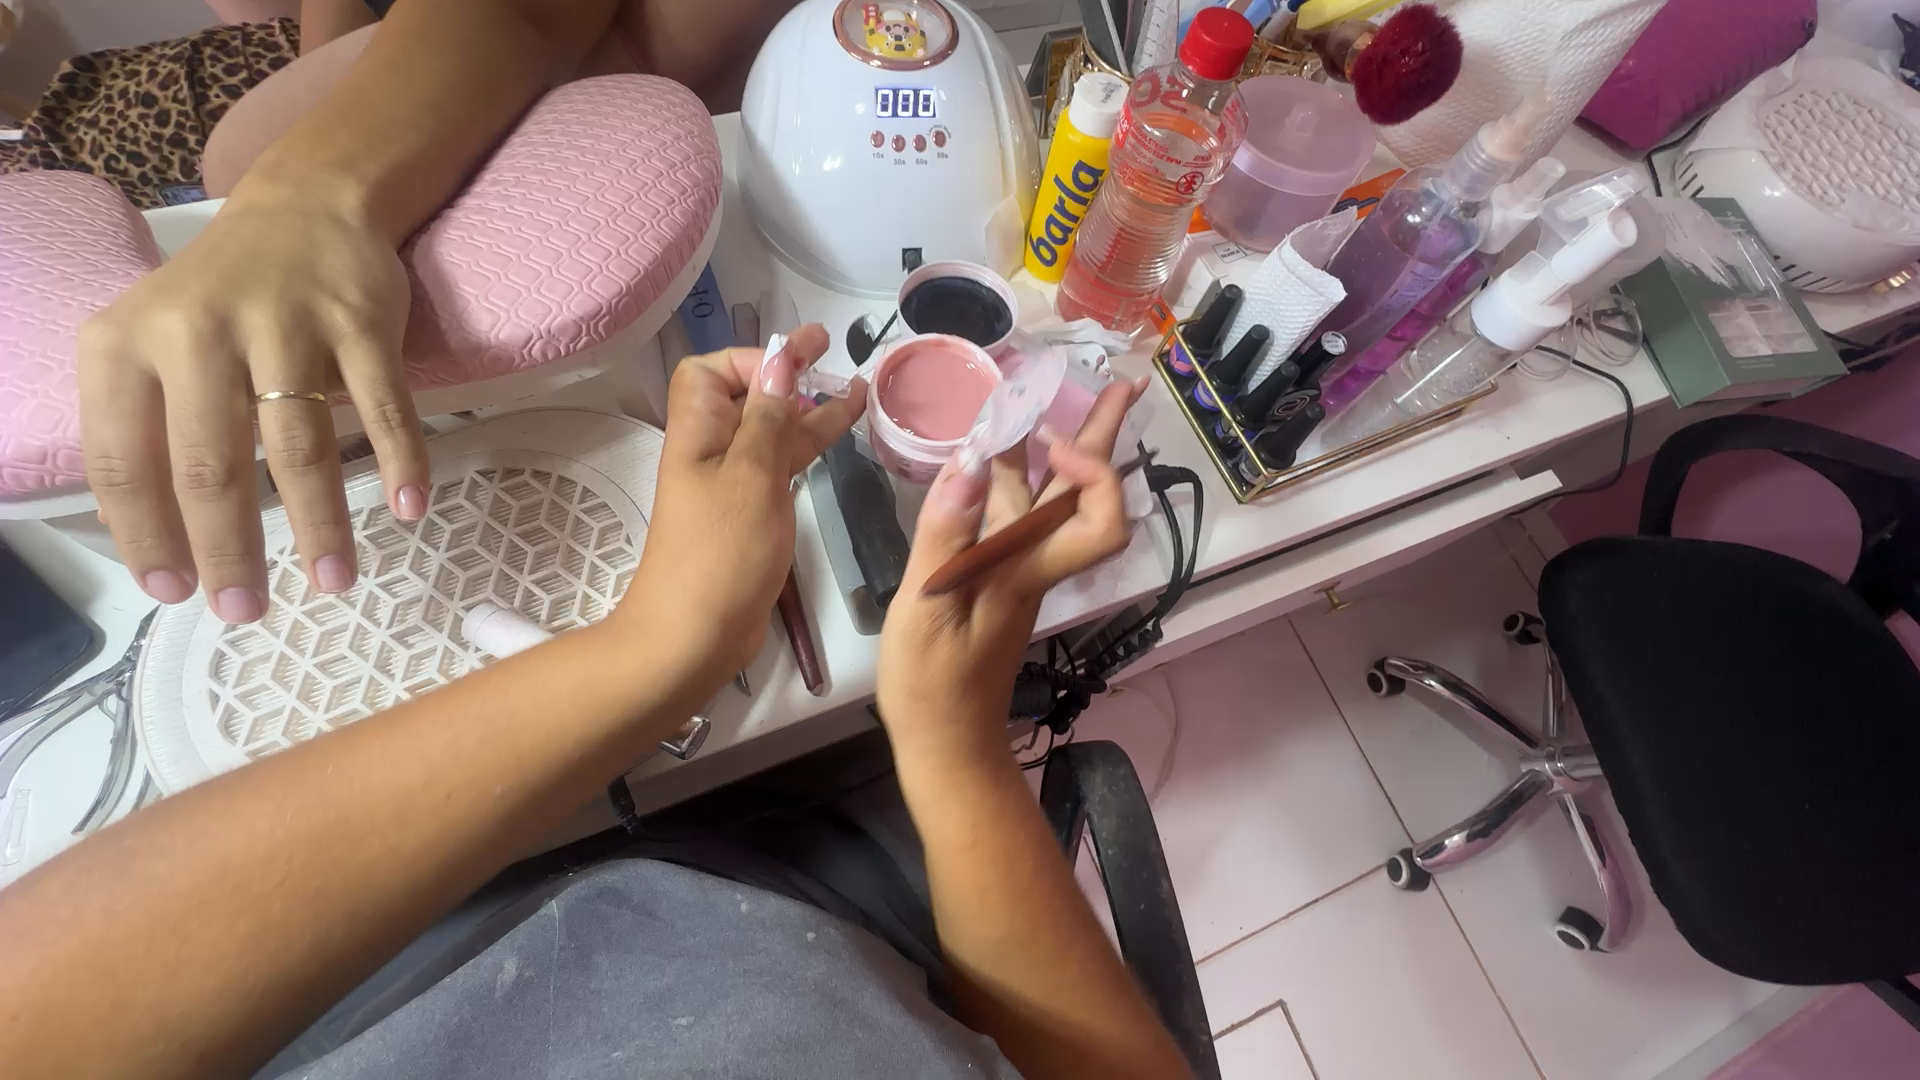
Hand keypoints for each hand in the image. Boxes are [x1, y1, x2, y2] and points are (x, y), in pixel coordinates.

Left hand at [78, 201, 425, 623]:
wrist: (306, 212)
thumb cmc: (232, 293)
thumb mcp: (161, 340)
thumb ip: (160, 417)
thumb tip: (182, 525)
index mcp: (126, 344)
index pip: (124, 458)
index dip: (146, 533)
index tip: (176, 592)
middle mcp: (198, 336)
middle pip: (213, 464)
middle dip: (230, 549)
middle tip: (248, 611)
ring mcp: (288, 330)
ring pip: (301, 446)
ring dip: (321, 523)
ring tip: (335, 581)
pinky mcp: (363, 329)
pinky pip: (386, 408)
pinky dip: (401, 462)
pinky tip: (410, 509)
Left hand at [617, 324, 865, 698]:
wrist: (696, 633)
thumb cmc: (721, 551)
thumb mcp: (751, 475)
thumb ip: (769, 416)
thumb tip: (780, 358)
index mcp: (699, 431)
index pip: (714, 370)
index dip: (754, 359)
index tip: (800, 359)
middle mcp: (714, 449)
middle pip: (748, 395)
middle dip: (788, 373)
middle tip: (832, 354)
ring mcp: (735, 482)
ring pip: (774, 431)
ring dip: (810, 410)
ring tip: (858, 393)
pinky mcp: (754, 512)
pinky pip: (782, 465)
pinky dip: (809, 447)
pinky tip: (840, 435)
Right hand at [876, 376, 1146, 760]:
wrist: (945, 737)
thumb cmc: (932, 683)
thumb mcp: (926, 607)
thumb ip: (947, 535)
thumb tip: (972, 461)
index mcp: (1026, 571)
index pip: (1098, 522)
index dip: (1094, 475)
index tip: (1055, 442)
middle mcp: (1032, 563)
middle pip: (1082, 497)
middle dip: (1102, 438)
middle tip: (1125, 386)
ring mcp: (1015, 569)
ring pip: (1045, 500)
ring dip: (1055, 450)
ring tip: (1056, 399)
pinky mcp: (995, 576)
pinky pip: (1014, 516)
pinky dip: (1012, 477)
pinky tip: (997, 454)